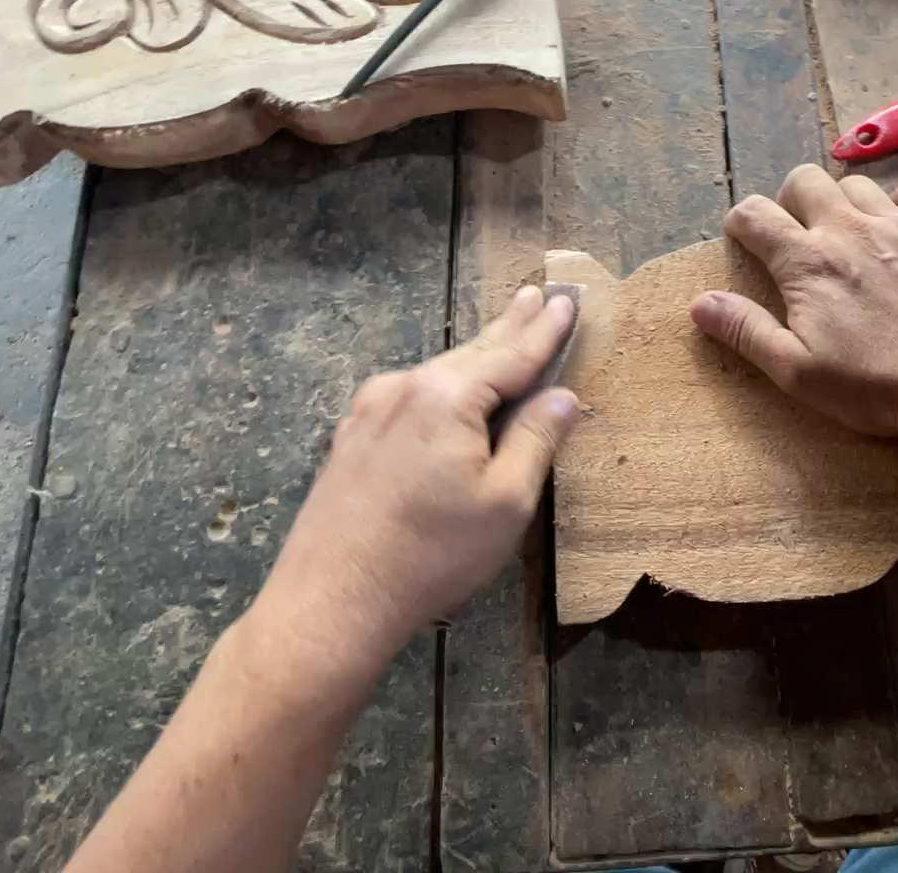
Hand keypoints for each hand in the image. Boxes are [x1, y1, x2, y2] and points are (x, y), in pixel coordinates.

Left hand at [243, 286, 577, 704]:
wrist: (329, 603)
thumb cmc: (433, 555)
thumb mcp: (505, 502)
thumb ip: (535, 439)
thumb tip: (562, 396)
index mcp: (447, 397)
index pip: (513, 355)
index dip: (546, 331)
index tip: (567, 301)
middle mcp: (404, 387)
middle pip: (474, 352)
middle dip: (509, 326)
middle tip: (535, 295)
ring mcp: (370, 409)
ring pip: (441, 372)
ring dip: (478, 354)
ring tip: (505, 331)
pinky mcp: (352, 435)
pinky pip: (413, 394)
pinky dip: (446, 383)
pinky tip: (451, 384)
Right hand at [690, 165, 897, 439]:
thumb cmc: (875, 386)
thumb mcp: (796, 370)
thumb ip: (746, 331)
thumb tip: (700, 303)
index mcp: (808, 263)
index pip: (755, 216)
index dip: (741, 222)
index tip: (744, 237)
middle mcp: (849, 230)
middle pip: (804, 180)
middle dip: (790, 200)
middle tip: (798, 236)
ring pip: (857, 183)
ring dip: (843, 202)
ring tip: (849, 235)